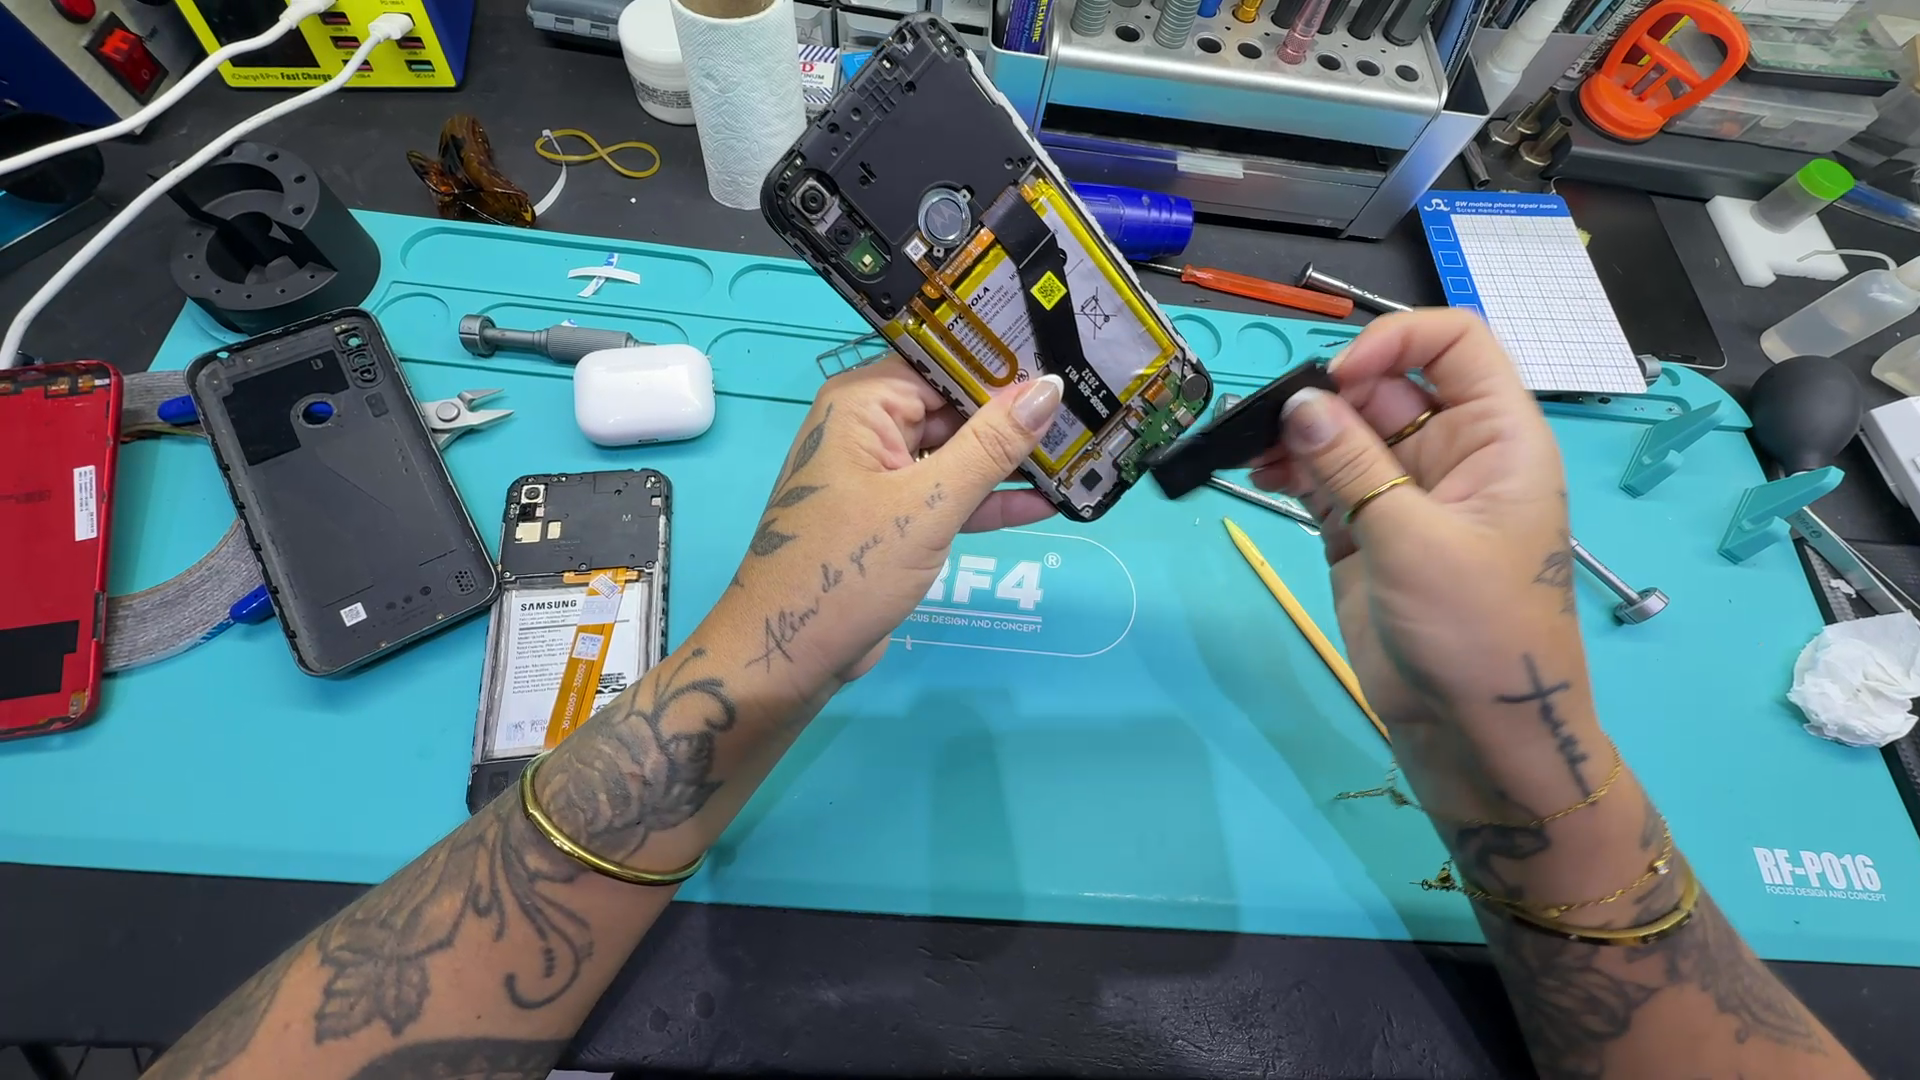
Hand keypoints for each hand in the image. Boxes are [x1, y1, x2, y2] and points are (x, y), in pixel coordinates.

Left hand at [710, 357, 1064, 688]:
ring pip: (958, 455)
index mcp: (863, 404)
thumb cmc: (849, 569)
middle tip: (1089, 408)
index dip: (1004, 364)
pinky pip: (950, 496)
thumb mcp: (928, 504)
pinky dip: (990, 502)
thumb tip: (1047, 388)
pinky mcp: (896, 518)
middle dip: (1017, 416)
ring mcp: (884, 476)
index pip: (943, 364)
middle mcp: (870, 429)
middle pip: (955, 409)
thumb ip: (991, 446)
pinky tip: (1047, 502)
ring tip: (1080, 455)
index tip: (1068, 360)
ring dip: (1011, 463)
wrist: (792, 658)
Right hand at [1250, 310, 1595, 816]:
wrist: (1470, 727)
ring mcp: (1401, 494)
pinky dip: (1290, 472)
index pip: (1454, 347)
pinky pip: (1322, 481)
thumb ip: (1352, 467)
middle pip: (1382, 391)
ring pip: (1343, 436)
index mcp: (1495, 439)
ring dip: (1297, 436)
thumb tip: (1297, 404)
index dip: (1395, 342)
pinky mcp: (1362, 530)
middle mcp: (1447, 455)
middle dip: (1324, 398)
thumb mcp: (1414, 539)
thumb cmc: (1474, 628)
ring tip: (1253, 455)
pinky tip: (1262, 477)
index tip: (1334, 377)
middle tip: (1266, 422)